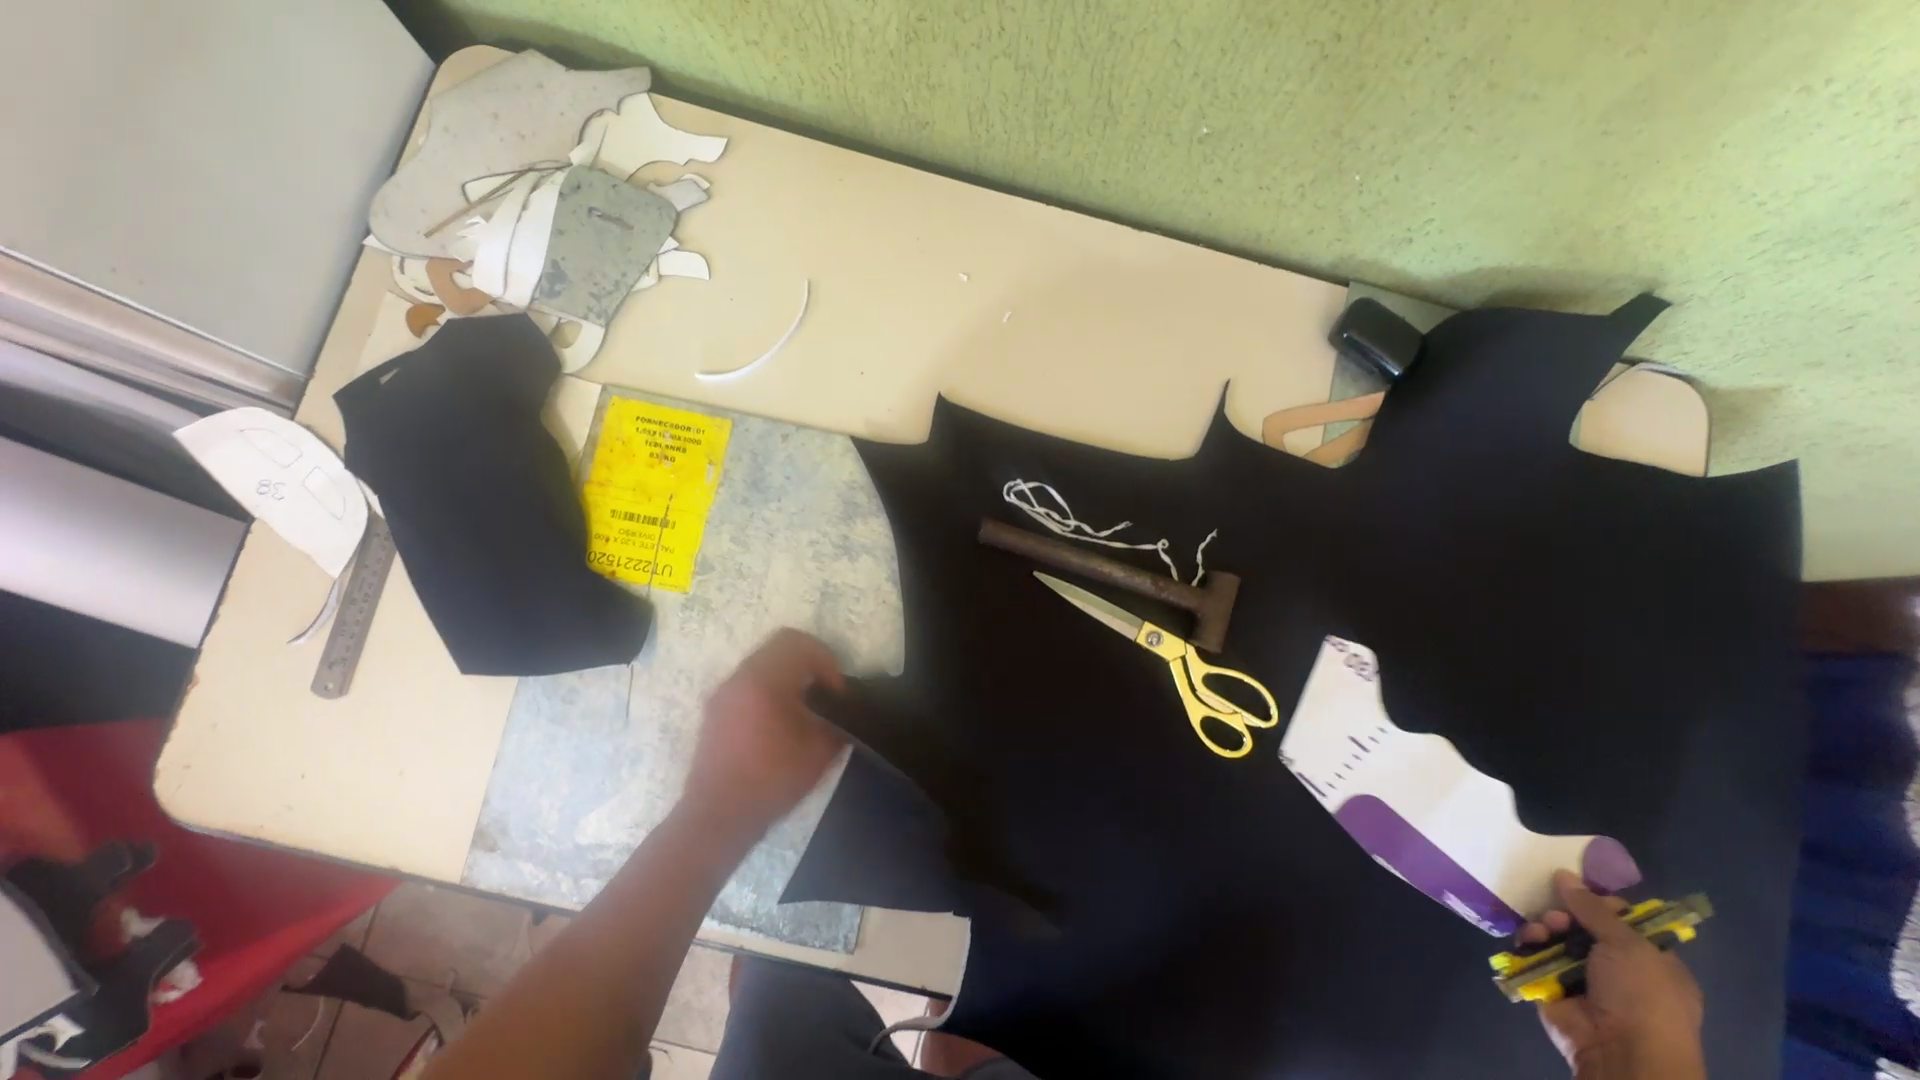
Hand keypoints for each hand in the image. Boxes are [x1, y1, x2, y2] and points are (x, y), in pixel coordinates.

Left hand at [681, 629, 846, 839]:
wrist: (718, 818)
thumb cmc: (771, 781)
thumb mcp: (819, 751)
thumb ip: (837, 721)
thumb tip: (844, 711)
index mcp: (763, 680)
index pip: (798, 643)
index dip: (826, 660)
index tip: (837, 692)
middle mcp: (738, 678)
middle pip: (779, 648)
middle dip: (809, 664)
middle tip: (826, 694)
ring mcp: (722, 695)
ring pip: (762, 666)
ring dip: (788, 678)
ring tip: (806, 711)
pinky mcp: (715, 713)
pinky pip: (748, 685)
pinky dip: (770, 691)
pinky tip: (782, 725)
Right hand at [1516, 872, 1704, 1079]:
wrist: (1622, 1050)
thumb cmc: (1642, 995)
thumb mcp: (1628, 944)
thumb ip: (1593, 908)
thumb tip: (1564, 874)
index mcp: (1650, 961)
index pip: (1622, 922)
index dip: (1601, 904)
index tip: (1583, 893)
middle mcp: (1618, 969)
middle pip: (1583, 926)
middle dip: (1567, 915)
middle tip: (1560, 917)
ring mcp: (1582, 979)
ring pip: (1556, 939)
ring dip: (1547, 927)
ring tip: (1544, 930)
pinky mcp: (1552, 987)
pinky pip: (1536, 957)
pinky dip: (1529, 944)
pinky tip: (1529, 940)